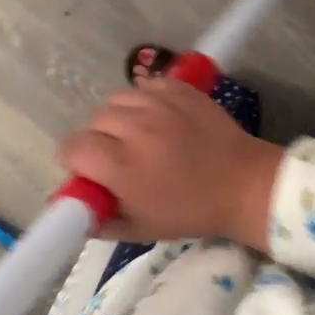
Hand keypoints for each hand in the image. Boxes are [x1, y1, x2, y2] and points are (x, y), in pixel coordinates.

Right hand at [57, 77, 282, 247]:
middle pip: (93, 121)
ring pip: (117, 99)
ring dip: (118, 116)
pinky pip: (146, 85)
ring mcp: (160, 105)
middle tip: (115, 155)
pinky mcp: (181, 90)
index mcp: (122, 166)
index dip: (74, 159)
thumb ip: (101, 221)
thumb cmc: (192, 211)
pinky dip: (144, 99)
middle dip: (96, 139)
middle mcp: (136, 129)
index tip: (88, 170)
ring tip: (134, 133)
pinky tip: (154, 116)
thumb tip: (75, 210)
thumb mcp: (141, 229)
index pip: (72, 147)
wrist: (243, 184)